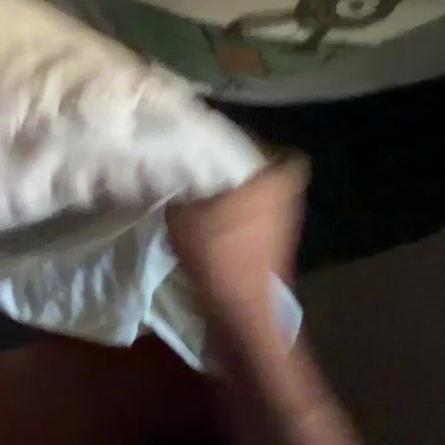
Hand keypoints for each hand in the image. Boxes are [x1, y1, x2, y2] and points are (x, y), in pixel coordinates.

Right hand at [167, 153, 307, 351]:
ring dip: (230, 185)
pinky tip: (201, 211)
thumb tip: (159, 156)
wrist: (240, 308)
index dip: (242, 139)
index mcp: (271, 182)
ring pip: (254, 190)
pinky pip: (251, 211)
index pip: (267, 147)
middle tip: (196, 154)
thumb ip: (174, 178)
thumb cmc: (215, 250)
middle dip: (231, 161)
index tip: (211, 136)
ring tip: (193, 180)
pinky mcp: (271, 242)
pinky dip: (231, 207)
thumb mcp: (181, 207)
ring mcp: (282, 223)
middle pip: (260, 167)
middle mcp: (285, 198)